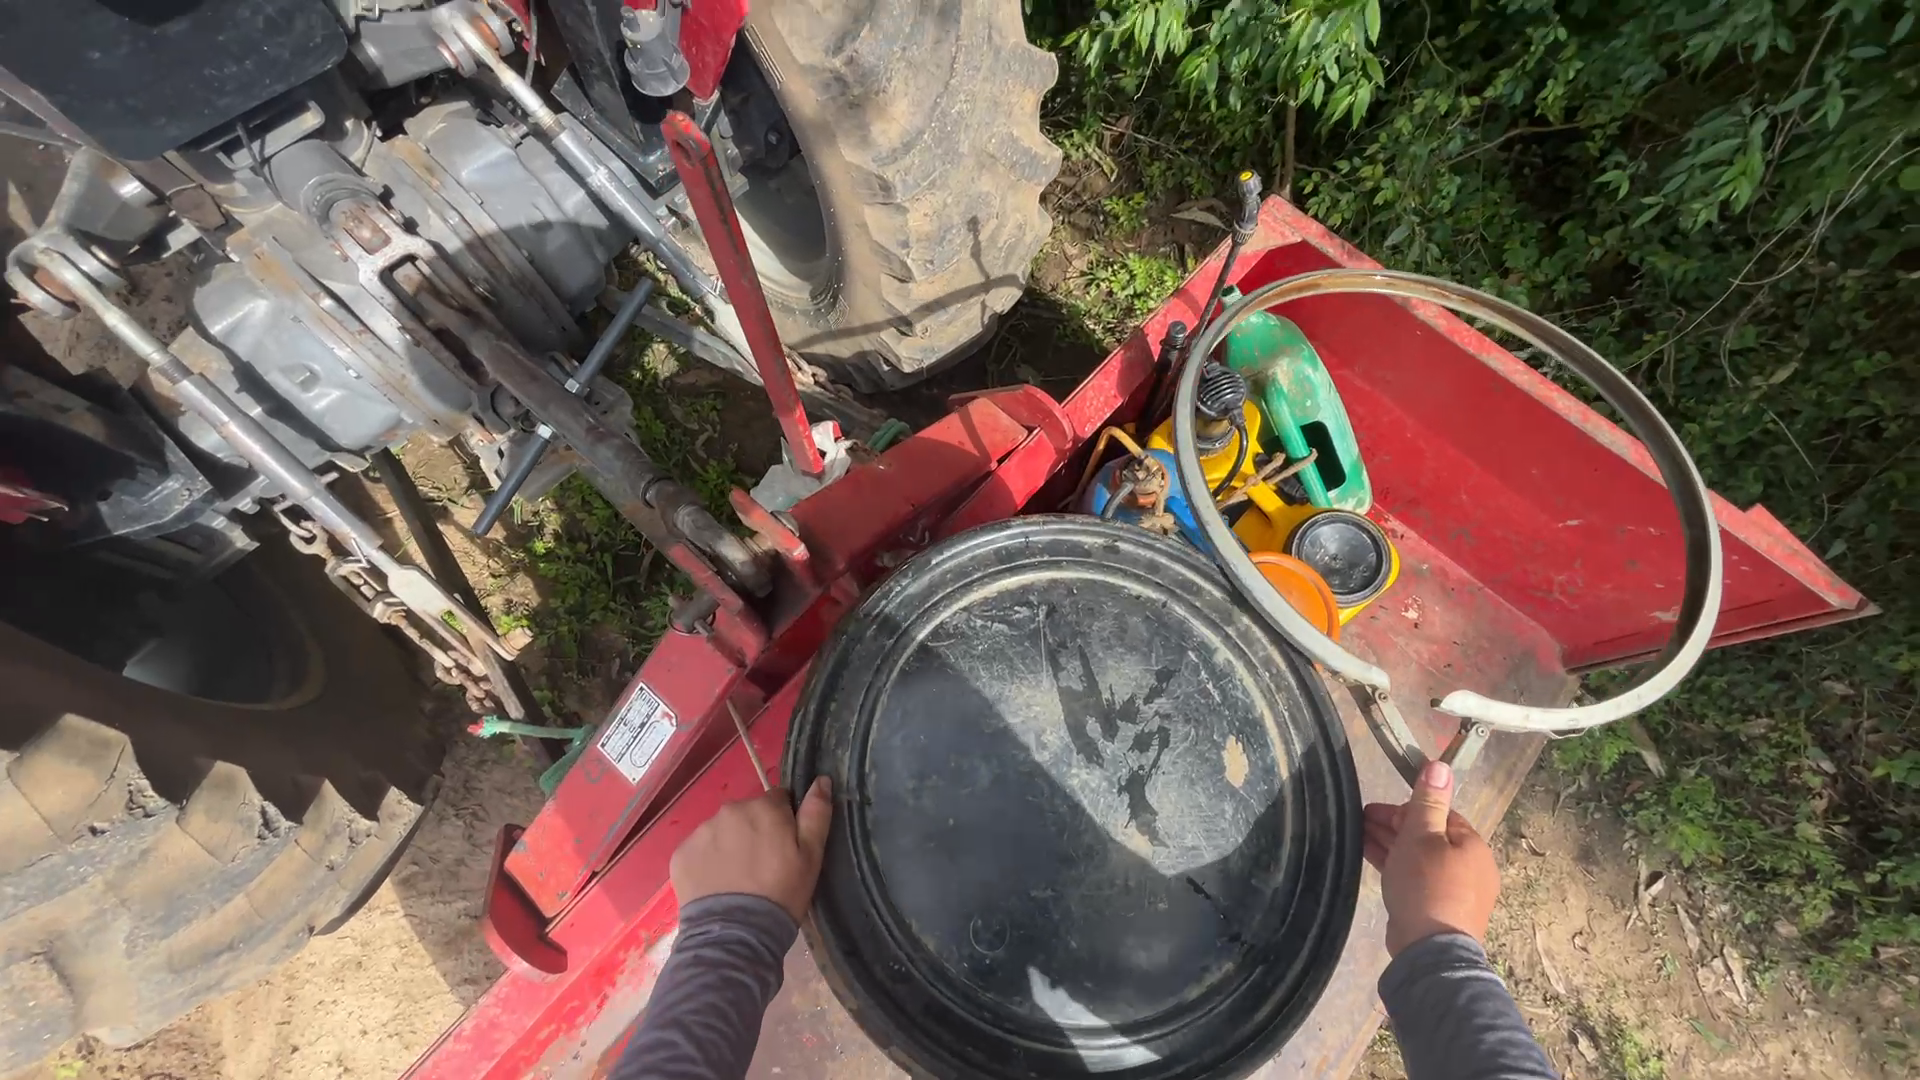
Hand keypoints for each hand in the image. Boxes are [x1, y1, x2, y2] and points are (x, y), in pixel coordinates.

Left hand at [670, 776, 833, 922]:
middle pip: (748, 813)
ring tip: (738, 878)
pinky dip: (707, 861)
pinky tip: (717, 884)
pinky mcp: (681, 854)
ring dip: (731, 844)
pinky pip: (700, 849)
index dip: (783, 821)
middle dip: (755, 831)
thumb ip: (816, 813)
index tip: (784, 847)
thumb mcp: (811, 855)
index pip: (778, 799)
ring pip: (723, 830)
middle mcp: (730, 810)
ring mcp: (702, 831)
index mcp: (764, 807)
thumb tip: (821, 780)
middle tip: (762, 866)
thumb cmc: (781, 893)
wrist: (734, 936)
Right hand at [1363, 760, 1499, 955]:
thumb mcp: (1421, 836)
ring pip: (1418, 855)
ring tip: (1358, 833)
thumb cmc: (1426, 884)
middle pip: (1428, 834)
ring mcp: (1455, 889)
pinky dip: (1394, 862)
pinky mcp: (1438, 906)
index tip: (1377, 810)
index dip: (1406, 809)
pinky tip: (1368, 854)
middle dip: (1394, 824)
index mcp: (1471, 846)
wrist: (1431, 949)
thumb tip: (1440, 766)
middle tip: (1361, 819)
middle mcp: (1469, 866)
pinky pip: (1414, 875)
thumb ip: (1428, 801)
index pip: (1438, 814)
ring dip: (1390, 842)